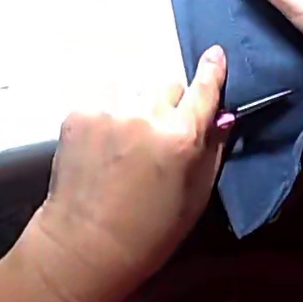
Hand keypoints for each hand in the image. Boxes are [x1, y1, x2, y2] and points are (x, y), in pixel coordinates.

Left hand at [13, 47, 228, 301]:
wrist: (82, 248)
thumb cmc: (148, 234)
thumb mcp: (194, 198)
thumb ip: (212, 150)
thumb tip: (223, 115)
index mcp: (179, 138)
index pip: (203, 91)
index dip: (211, 71)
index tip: (215, 53)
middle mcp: (145, 115)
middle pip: (168, 86)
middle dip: (169, 104)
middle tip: (159, 136)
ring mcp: (109, 110)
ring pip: (134, 92)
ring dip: (136, 109)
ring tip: (125, 144)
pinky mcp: (79, 112)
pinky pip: (104, 102)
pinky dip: (107, 118)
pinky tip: (101, 147)